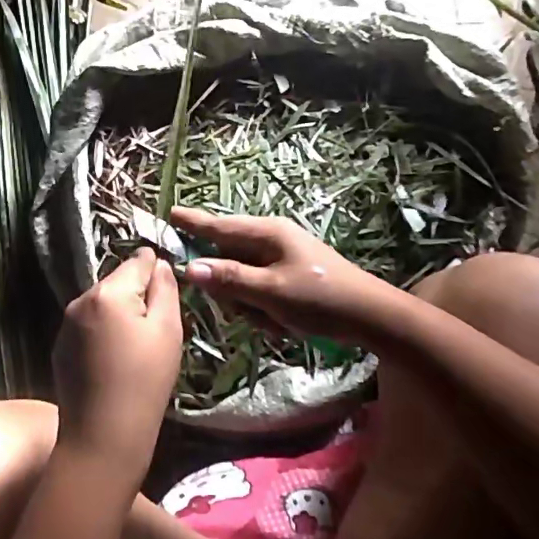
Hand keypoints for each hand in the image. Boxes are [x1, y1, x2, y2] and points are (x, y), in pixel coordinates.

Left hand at [52, 248, 182, 475]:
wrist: (103, 437)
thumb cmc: (144, 382)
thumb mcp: (168, 331)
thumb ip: (164, 289)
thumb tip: (157, 263)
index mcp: (108, 292)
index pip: (137, 261)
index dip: (156, 273)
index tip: (168, 296)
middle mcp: (80, 300)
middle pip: (117, 282)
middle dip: (137, 297)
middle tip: (156, 330)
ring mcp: (66, 324)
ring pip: (102, 305)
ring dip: (119, 316)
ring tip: (136, 349)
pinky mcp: (60, 347)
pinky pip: (88, 327)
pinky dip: (103, 335)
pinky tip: (114, 363)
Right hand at [171, 207, 398, 344]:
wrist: (371, 317)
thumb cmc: (320, 298)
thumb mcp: (270, 291)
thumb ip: (229, 279)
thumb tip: (189, 268)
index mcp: (267, 233)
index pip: (218, 226)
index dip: (192, 223)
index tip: (167, 215)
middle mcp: (271, 241)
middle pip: (226, 259)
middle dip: (229, 289)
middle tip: (244, 309)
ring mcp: (280, 260)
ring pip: (240, 282)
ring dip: (249, 305)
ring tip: (273, 320)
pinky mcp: (287, 279)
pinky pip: (258, 293)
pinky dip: (264, 311)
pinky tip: (283, 324)